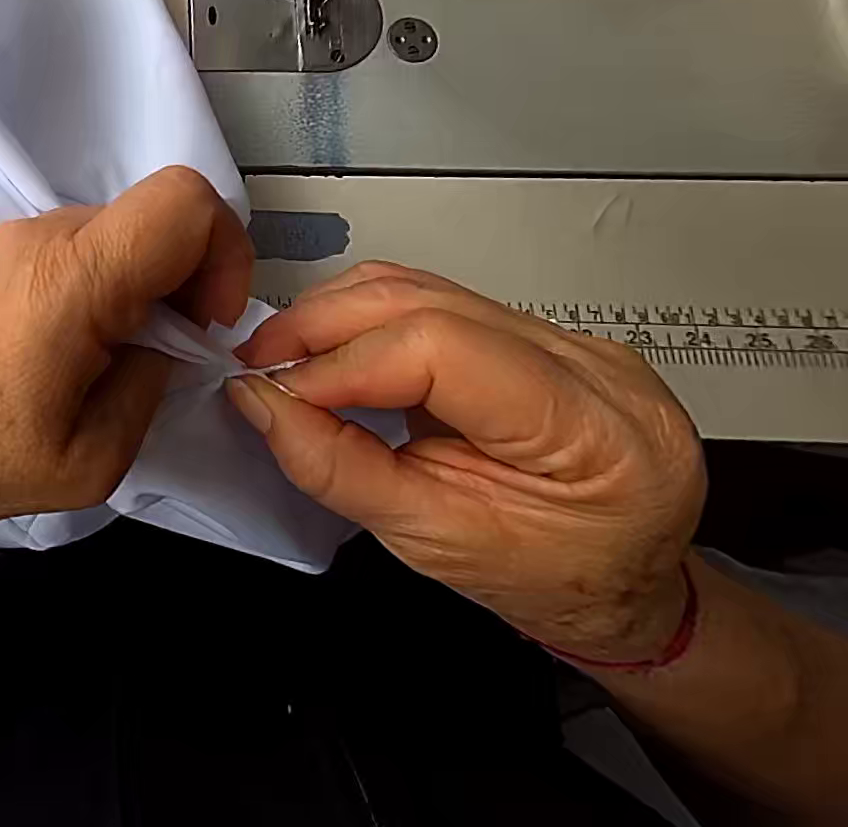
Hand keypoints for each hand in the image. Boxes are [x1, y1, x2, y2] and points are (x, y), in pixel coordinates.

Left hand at [0, 166, 253, 561]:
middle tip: (151, 356)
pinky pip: (67, 251)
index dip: (221, 252)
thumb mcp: (91, 457)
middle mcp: (36, 238)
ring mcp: (5, 239)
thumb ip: (151, 382)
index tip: (200, 322)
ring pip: (110, 237)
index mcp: (68, 280)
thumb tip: (165, 340)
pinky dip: (90, 288)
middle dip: (177, 283)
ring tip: (98, 361)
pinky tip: (59, 347)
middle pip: (149, 221)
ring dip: (130, 289)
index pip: (183, 201)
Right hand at [228, 262, 706, 662]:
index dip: (336, 365)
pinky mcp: (517, 331)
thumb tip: (253, 397)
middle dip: (314, 325)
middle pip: (414, 298)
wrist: (615, 584)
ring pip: (408, 285)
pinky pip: (416, 296)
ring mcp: (552, 335)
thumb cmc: (532, 575)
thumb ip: (331, 465)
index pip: (435, 346)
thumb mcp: (423, 537)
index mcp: (587, 426)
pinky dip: (349, 316)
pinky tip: (323, 350)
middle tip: (255, 365)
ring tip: (281, 358)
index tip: (271, 393)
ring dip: (325, 314)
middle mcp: (581, 359)